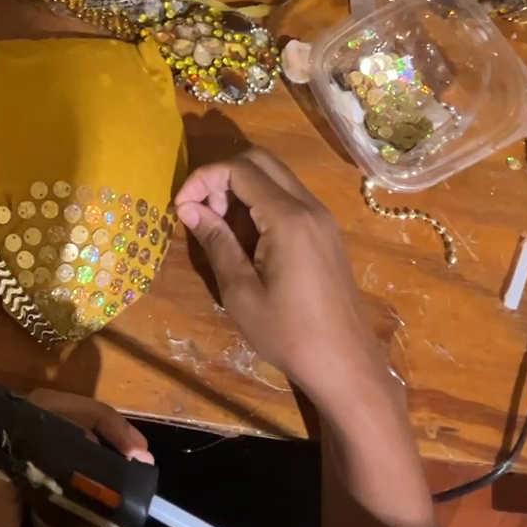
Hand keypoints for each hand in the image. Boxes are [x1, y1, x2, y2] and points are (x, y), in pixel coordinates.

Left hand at [0, 390, 152, 526]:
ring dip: (90, 435)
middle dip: (93, 423)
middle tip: (137, 452)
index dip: (83, 419)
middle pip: (38, 416)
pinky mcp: (4, 491)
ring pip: (43, 429)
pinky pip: (42, 451)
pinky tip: (109, 469)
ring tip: (132, 458)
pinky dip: (79, 454)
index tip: (127, 448)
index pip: (31, 422)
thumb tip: (135, 491)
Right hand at [175, 149, 385, 411]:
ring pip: (274, 176)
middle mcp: (309, 206)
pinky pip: (287, 196)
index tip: (180, 207)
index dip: (203, 178)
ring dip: (240, 187)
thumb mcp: (240, 292)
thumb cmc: (289, 334)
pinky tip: (245, 237)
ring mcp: (321, 217)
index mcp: (288, 218)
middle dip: (222, 175)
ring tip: (218, 226)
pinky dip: (259, 201)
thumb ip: (215, 241)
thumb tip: (188, 207)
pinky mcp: (325, 231)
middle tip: (202, 211)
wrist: (346, 365)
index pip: (239, 169)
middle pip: (259, 160)